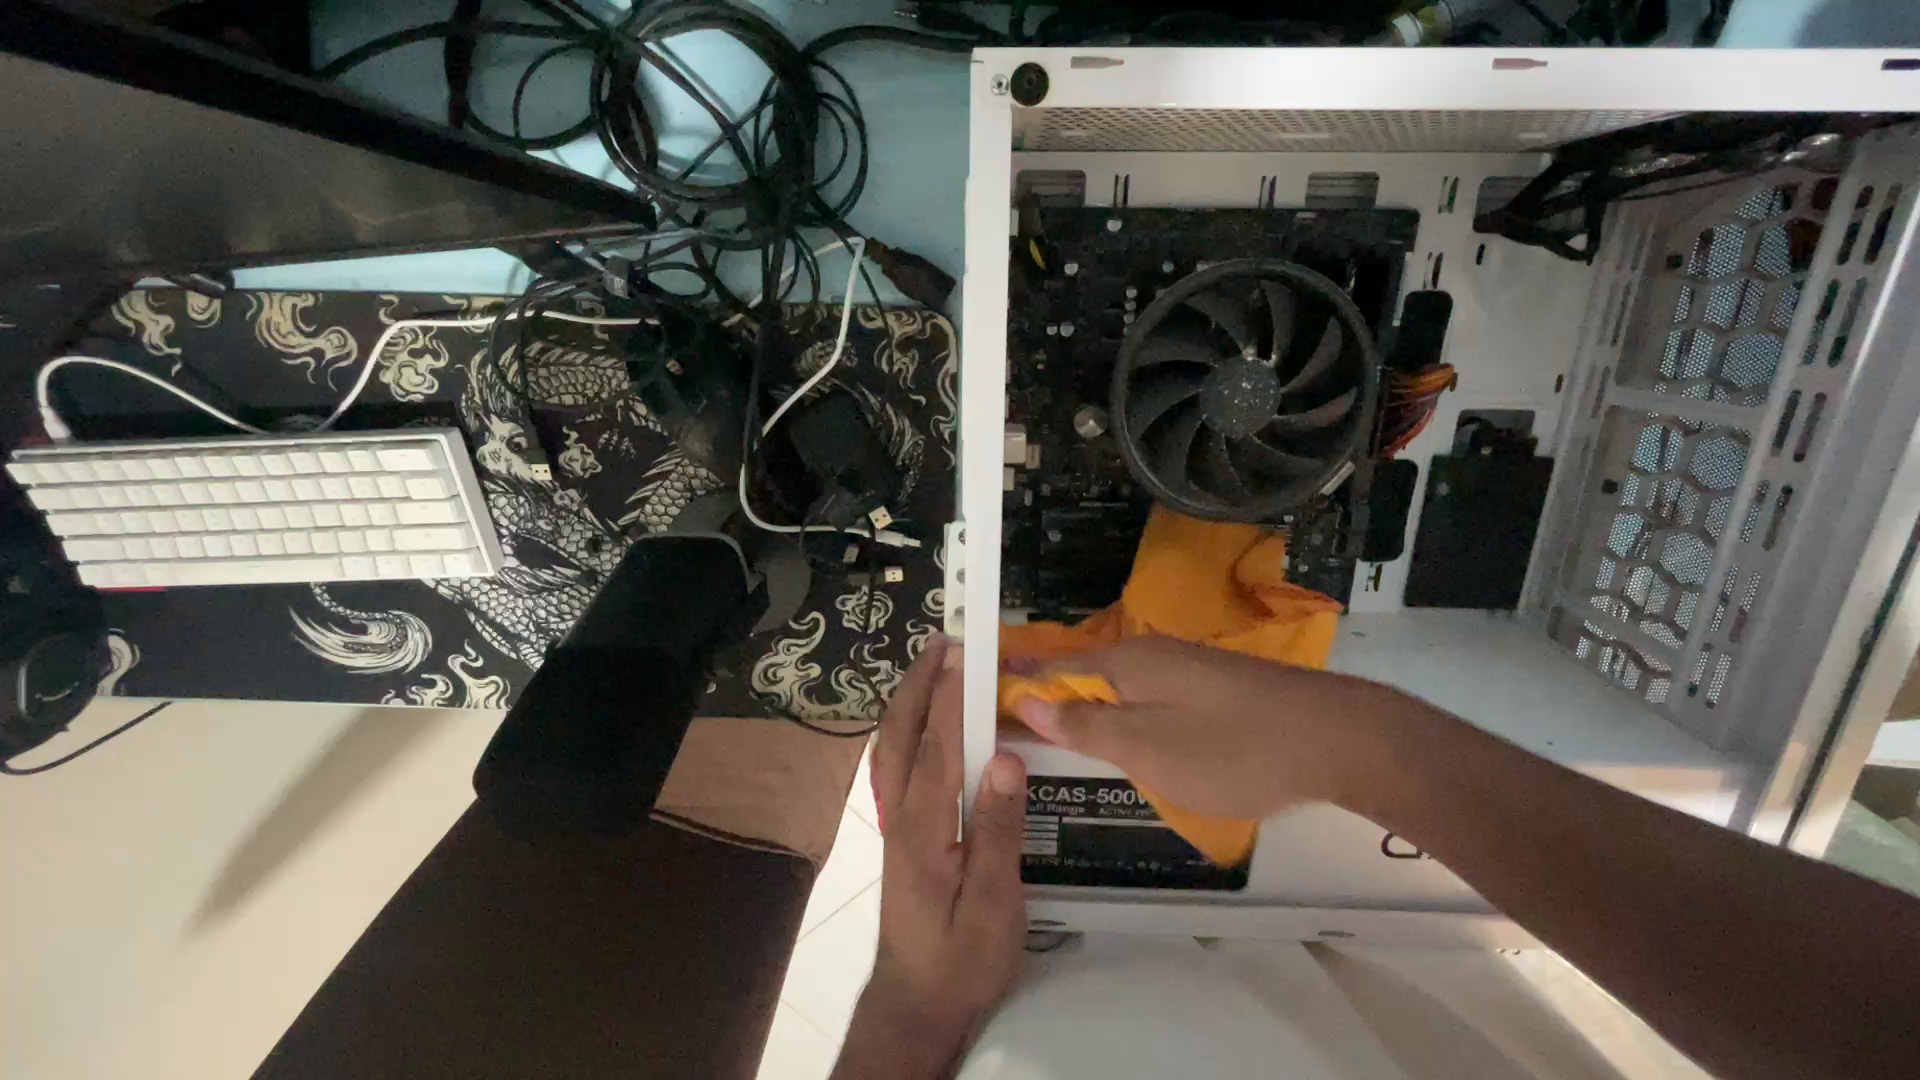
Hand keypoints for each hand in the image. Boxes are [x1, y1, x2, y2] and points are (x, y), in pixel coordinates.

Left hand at [833, 637, 1028, 1078]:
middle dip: (919, 684)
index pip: (937, 748)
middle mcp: (899, 815)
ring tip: (932, 666)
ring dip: (908, 700)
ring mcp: (892, 822)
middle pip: (900, 735)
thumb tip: (1005, 756)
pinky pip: (895, 764)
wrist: (916, 1002)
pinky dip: (905, 728)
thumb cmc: (961, 959)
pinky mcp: (898, 832)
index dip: (950, 697)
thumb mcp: (992, 905)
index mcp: (924, 829)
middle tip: (944, 642)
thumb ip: (997, 830)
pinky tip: (921, 722)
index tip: (965, 653)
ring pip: (891, 747)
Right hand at [1008, 635, 1394, 819]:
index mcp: (1126, 665)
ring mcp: (1189, 667)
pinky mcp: (1218, 685)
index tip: (987, 687)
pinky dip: (1130, 712)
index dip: (1020, 678)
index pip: (1054, 666)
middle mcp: (1153, 654)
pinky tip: (1138, 735)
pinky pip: (1154, 694)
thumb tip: (1027, 701)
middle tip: (1020, 723)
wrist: (1336, 738)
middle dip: (1053, 693)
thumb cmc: (1229, 748)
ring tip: (1068, 733)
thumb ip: (1085, 726)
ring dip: (1093, 704)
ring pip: (1122, 684)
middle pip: (1087, 672)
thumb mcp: (1146, 747)